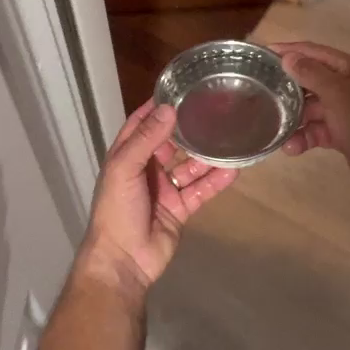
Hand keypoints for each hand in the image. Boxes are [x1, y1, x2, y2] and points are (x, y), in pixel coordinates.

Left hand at [76, 100, 238, 297]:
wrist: (123, 260)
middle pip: (170, 143)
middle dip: (189, 130)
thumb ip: (147, 139)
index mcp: (127, 156)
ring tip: (231, 139)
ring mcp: (163, 190)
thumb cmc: (117, 209)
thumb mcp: (125, 168)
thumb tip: (168, 108)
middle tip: (216, 111)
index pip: (142, 123)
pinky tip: (232, 170)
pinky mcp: (179, 209)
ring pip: (189, 167)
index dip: (158, 107)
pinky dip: (215, 181)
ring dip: (207, 156)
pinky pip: (199, 190)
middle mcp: (146, 169)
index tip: (180, 88)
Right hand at [271, 41, 349, 192]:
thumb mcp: (339, 94)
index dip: (287, 51)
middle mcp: (345, 85)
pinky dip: (304, 138)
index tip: (260, 55)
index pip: (312, 52)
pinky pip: (316, 130)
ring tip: (275, 129)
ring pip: (309, 109)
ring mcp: (343, 111)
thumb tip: (288, 57)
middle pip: (308, 81)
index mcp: (348, 68)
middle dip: (286, 88)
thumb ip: (312, 74)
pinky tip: (292, 148)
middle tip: (259, 94)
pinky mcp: (341, 134)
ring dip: (293, 119)